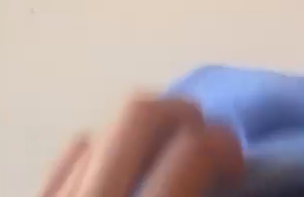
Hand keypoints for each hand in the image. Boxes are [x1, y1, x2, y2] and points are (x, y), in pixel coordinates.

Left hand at [40, 95, 242, 195]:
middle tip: (205, 142)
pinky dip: (96, 154)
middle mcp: (94, 196)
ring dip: (139, 134)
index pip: (190, 151)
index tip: (236, 160)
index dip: (225, 143)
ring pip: (100, 130)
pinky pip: (66, 159)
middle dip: (181, 115)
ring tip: (162, 157)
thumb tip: (220, 174)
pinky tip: (115, 173)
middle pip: (139, 115)